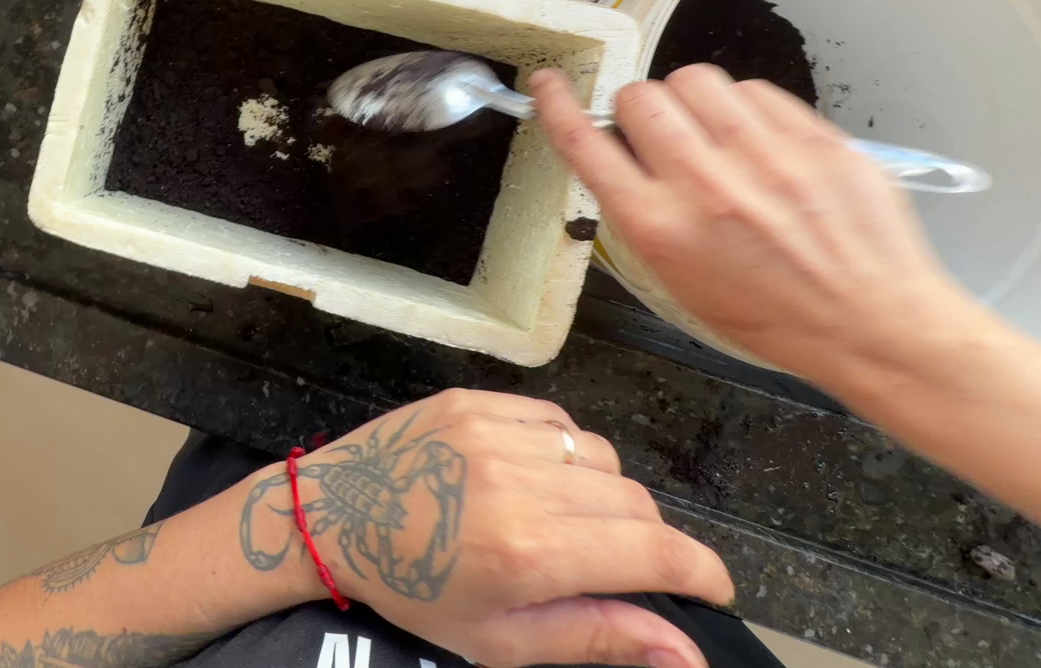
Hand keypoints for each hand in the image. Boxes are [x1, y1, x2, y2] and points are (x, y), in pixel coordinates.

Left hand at [242, 389, 732, 667]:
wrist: (332, 513)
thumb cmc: (412, 586)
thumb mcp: (499, 639)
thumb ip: (596, 638)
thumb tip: (686, 652)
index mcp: (531, 548)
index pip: (655, 550)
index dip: (700, 571)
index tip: (709, 586)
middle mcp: (519, 478)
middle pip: (633, 500)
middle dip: (645, 539)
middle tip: (614, 562)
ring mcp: (492, 428)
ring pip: (597, 453)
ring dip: (602, 490)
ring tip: (566, 516)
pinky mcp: (470, 399)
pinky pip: (551, 417)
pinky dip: (561, 447)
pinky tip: (535, 472)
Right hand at [529, 64, 989, 377]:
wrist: (874, 326)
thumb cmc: (764, 312)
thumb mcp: (670, 274)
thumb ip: (636, 208)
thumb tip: (618, 150)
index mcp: (658, 226)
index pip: (585, 142)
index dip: (557, 104)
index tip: (548, 83)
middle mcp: (705, 185)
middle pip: (639, 97)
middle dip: (635, 107)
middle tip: (653, 130)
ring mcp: (767, 157)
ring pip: (694, 79)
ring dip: (685, 98)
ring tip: (706, 129)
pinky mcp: (818, 141)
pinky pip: (755, 90)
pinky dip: (740, 105)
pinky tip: (752, 136)